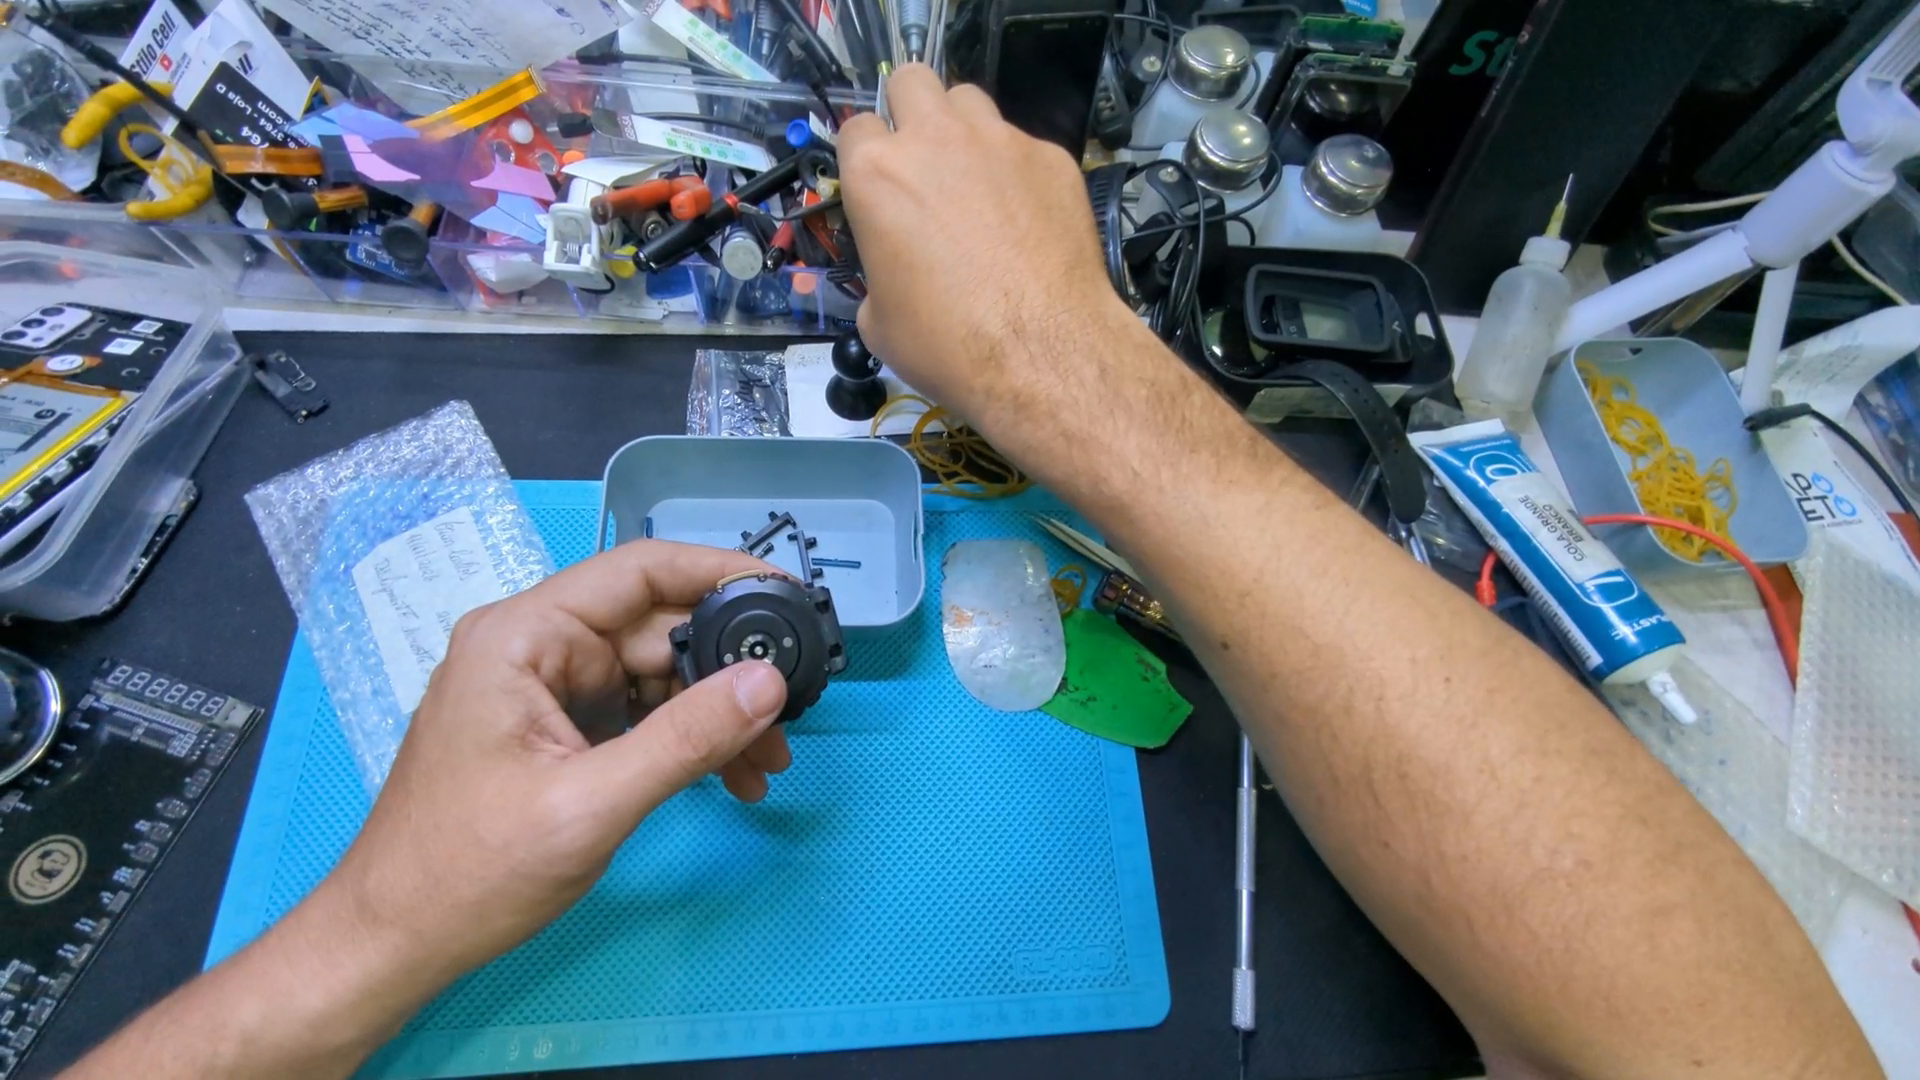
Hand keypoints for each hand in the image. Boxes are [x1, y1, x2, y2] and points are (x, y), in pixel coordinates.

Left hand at [322, 540, 792, 985]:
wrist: (396, 946)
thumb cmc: (469, 873)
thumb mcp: (590, 805)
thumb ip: (686, 740)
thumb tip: (770, 682)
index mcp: (526, 635)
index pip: (640, 571)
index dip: (720, 571)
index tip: (787, 593)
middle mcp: (545, 645)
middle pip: (663, 628)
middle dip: (731, 669)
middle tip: (791, 705)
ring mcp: (559, 685)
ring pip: (666, 673)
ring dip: (721, 714)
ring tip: (768, 759)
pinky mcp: (572, 722)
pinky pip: (651, 710)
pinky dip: (695, 738)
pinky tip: (734, 774)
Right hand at [838, 65, 1133, 429]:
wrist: (1040, 354)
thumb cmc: (947, 346)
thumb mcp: (879, 324)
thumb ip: (878, 272)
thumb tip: (894, 270)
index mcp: (878, 176)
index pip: (857, 130)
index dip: (866, 161)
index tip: (878, 191)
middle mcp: (936, 140)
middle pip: (912, 83)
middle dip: (911, 116)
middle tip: (925, 169)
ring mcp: (1001, 142)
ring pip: (971, 103)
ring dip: (964, 133)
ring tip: (977, 188)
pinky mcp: (1053, 159)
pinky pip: (1025, 148)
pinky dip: (1019, 174)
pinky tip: (1029, 222)